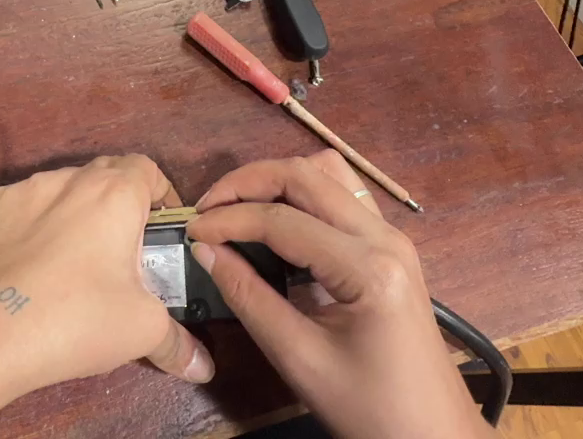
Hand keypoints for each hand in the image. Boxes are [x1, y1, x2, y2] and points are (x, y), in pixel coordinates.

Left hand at [0, 154, 212, 397]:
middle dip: (123, 199)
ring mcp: (31, 187)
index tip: (164, 227)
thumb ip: (178, 342)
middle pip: (109, 172)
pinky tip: (39, 258)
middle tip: (128, 245)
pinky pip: (32, 201)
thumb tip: (204, 367)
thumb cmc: (79, 318)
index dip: (161, 192)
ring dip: (82, 207)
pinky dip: (43, 219)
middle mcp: (75, 177)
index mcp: (116, 193)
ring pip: (68, 184)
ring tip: (81, 253)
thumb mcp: (142, 331)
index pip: (148, 168)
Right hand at [188, 151, 490, 438]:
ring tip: (237, 206)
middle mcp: (383, 235)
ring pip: (325, 171)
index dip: (228, 219)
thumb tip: (205, 249)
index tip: (190, 230)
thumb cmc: (372, 411)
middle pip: (303, 175)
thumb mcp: (301, 361)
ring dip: (275, 179)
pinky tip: (277, 215)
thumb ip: (249, 298)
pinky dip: (301, 190)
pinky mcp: (390, 242)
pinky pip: (340, 191)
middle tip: (207, 208)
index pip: (282, 220)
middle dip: (247, 183)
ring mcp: (391, 235)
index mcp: (367, 267)